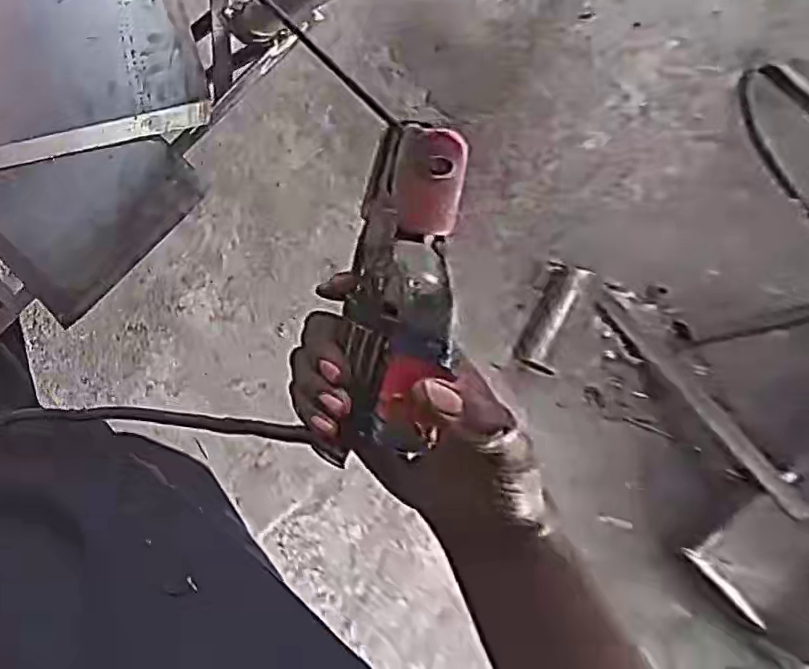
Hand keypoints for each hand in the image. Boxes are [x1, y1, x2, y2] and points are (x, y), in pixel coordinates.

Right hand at [289, 274, 548, 541]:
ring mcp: (361, 387)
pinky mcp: (344, 415)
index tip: (330, 291)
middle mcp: (386, 360)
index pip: (384, 303)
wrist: (480, 521)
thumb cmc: (501, 474)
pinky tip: (330, 433)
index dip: (353, 288)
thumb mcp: (503, 443)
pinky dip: (307, 412)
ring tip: (336, 416)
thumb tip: (433, 388)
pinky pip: (306, 398)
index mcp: (424, 351)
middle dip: (322, 350)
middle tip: (336, 379)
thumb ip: (470, 414)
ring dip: (311, 385)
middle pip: (330, 328)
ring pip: (310, 361)